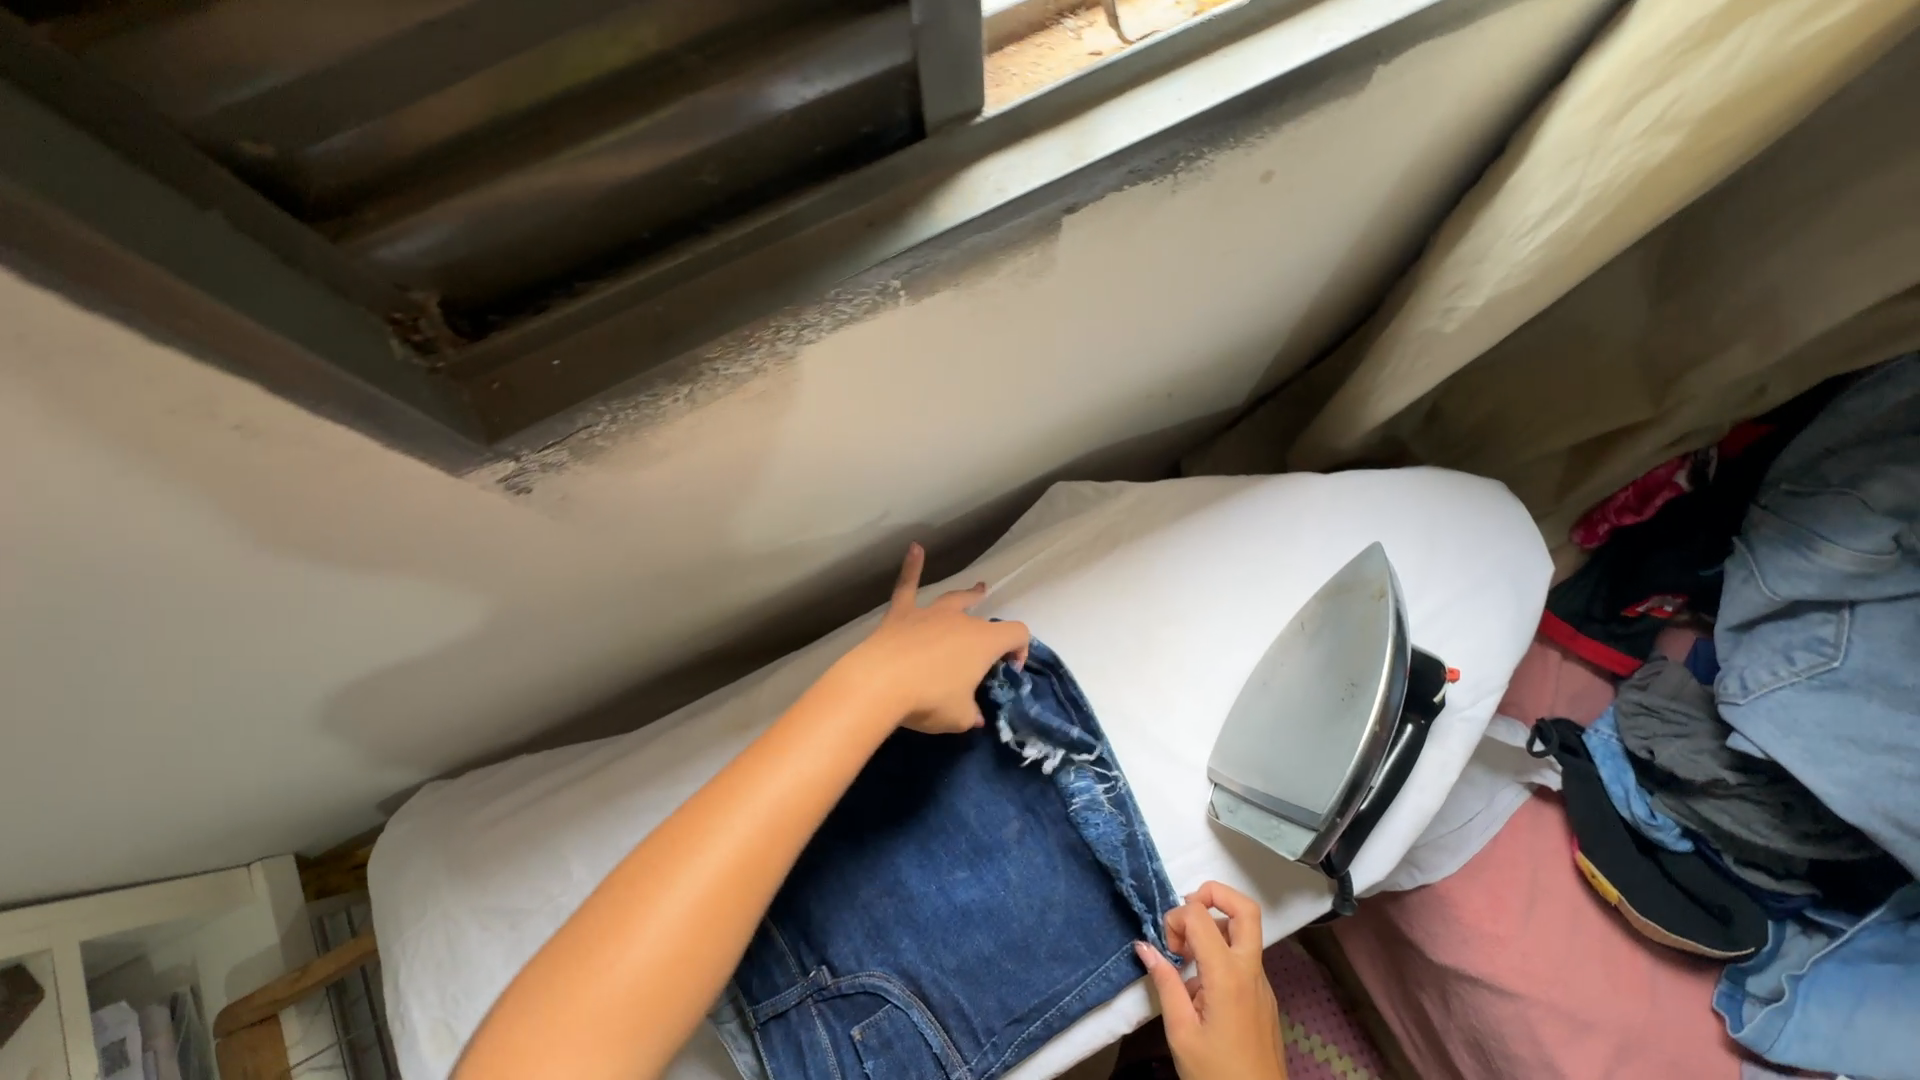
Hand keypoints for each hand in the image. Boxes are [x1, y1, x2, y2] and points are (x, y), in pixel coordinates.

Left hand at [833, 543, 1030, 734]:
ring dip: (968, 595)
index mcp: (984, 642)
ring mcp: (930, 614)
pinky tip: (915, 547)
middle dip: (991, 633)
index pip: (1018, 634)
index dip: (1020, 650)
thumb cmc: (928, 700)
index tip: (1007, 672)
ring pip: (954, 599)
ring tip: (979, 588)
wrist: (880, 683)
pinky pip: (908, 585)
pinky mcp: (901, 614)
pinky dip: (912, 566)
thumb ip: (971, 715)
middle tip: (987, 650)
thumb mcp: (959, 717)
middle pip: (985, 621)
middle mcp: (961, 621)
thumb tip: (974, 716)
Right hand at [1134, 882, 1286, 1079]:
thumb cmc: (1216, 1075)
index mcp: (1228, 976)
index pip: (1201, 916)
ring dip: (1214, 927)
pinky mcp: (1263, 996)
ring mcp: (1262, 983)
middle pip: (1245, 908)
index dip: (1176, 919)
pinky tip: (1198, 987)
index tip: (1166, 948)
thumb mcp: (1181, 1031)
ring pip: (1244, 931)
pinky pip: (1243, 957)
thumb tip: (1145, 946)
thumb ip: (1165, 982)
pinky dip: (1219, 953)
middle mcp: (1251, 971)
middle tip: (1185, 916)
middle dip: (1213, 894)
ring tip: (1186, 958)